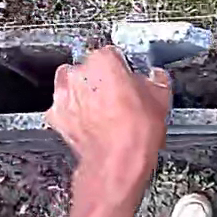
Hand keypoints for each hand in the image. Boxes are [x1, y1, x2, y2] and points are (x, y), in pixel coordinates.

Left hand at [45, 46, 171, 206]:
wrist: (116, 163)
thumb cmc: (134, 132)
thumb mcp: (160, 99)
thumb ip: (156, 80)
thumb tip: (156, 77)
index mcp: (103, 60)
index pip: (112, 54)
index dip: (122, 69)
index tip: (128, 80)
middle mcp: (78, 73)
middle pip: (89, 69)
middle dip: (101, 82)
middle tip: (118, 99)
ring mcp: (64, 94)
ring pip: (73, 87)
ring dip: (85, 96)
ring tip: (104, 114)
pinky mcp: (56, 116)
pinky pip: (64, 109)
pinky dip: (74, 115)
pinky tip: (91, 125)